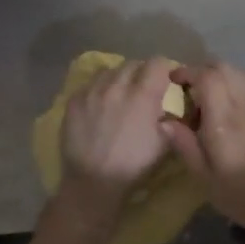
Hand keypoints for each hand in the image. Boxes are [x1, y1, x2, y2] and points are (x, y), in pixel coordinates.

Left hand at [49, 57, 176, 237]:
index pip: (157, 62)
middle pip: (133, 64)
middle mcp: (117, 85)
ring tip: (119, 93)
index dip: (164, 69)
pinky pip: (89, 84)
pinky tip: (99, 104)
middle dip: (141, 72)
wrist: (93, 181)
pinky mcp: (74, 100)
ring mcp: (92, 91)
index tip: (165, 80)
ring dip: (119, 78)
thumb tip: (170, 108)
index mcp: (143, 94)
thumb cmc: (134, 165)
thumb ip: (171, 120)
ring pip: (109, 71)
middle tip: (143, 88)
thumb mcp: (164, 144)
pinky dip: (98, 89)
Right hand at [161, 63, 244, 243]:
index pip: (207, 76)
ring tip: (201, 100)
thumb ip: (185, 146)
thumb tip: (164, 120)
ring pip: (237, 75)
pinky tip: (221, 112)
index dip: (187, 71)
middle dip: (201, 69)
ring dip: (216, 77)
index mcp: (224, 120)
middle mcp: (243, 106)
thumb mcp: (206, 179)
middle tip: (184, 88)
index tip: (171, 81)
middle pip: (224, 67)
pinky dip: (229, 87)